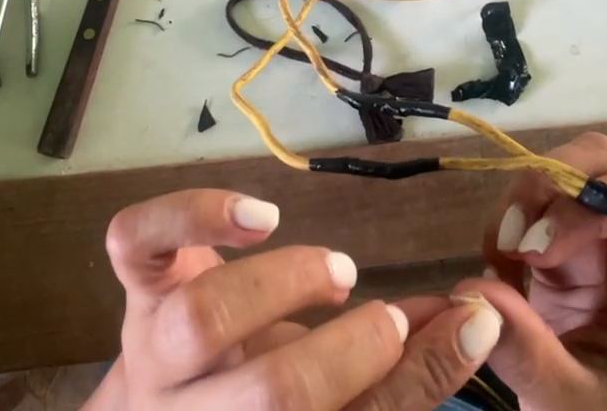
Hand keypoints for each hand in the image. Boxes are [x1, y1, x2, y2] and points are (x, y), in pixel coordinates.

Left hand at [84, 188, 505, 410]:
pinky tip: (259, 217)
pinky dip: (196, 215)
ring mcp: (152, 351)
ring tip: (336, 271)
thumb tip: (470, 315)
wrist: (157, 408)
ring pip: (202, 319)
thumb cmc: (254, 404)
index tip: (468, 318)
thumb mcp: (329, 395)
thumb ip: (395, 365)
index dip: (415, 377)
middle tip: (388, 319)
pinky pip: (137, 242)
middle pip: (272, 396)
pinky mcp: (136, 288)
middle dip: (347, 353)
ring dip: (286, 284)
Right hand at [465, 133, 606, 408]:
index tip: (535, 251)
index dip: (587, 209)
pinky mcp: (569, 250)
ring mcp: (605, 247)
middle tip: (513, 238)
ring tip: (501, 257)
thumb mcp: (570, 408)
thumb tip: (471, 292)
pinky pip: (539, 205)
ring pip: (571, 171)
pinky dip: (511, 220)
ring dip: (526, 200)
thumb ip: (528, 353)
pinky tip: (499, 268)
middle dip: (554, 184)